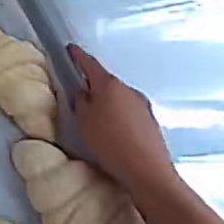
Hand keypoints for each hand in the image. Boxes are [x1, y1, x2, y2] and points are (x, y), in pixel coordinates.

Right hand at [67, 43, 177, 196]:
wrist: (149, 174)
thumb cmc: (110, 143)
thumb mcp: (83, 121)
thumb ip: (80, 101)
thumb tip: (84, 92)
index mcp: (109, 84)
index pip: (89, 63)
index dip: (77, 56)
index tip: (70, 49)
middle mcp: (128, 90)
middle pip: (106, 82)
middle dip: (93, 85)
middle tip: (80, 93)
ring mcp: (143, 106)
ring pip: (119, 97)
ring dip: (108, 102)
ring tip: (98, 118)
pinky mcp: (152, 123)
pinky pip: (130, 112)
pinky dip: (120, 116)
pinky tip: (115, 132)